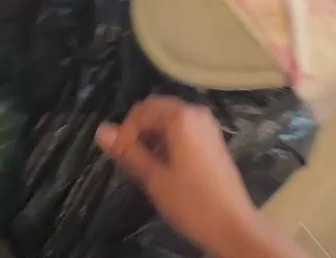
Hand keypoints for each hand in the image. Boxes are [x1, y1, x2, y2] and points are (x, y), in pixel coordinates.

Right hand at [97, 96, 300, 257]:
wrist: (234, 226)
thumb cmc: (192, 202)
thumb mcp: (155, 179)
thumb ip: (128, 152)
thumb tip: (101, 131)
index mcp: (181, 117)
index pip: (142, 110)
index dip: (126, 131)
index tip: (118, 155)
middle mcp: (195, 112)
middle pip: (157, 109)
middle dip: (140, 130)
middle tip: (130, 159)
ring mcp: (207, 124)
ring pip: (170, 118)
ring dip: (154, 134)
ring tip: (147, 164)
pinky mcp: (213, 137)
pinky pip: (184, 127)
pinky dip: (170, 138)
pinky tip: (167, 164)